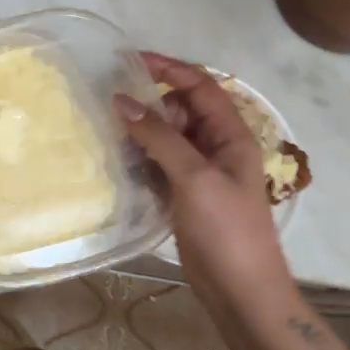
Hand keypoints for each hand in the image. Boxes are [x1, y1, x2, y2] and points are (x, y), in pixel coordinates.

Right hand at [114, 52, 292, 306]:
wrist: (241, 289)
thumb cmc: (226, 229)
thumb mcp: (194, 177)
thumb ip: (158, 137)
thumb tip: (122, 100)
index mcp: (231, 136)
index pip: (200, 87)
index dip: (169, 69)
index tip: (130, 60)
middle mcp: (216, 148)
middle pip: (181, 109)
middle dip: (149, 102)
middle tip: (113, 103)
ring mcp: (200, 172)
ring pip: (166, 136)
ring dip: (141, 130)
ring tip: (108, 130)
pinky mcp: (184, 194)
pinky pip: (158, 163)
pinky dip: (139, 157)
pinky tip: (117, 161)